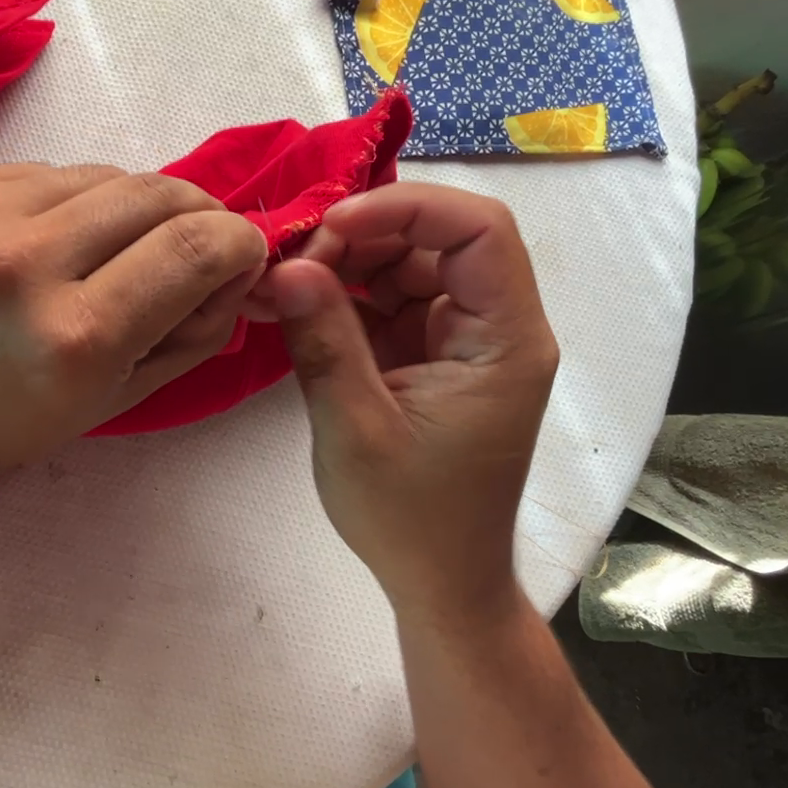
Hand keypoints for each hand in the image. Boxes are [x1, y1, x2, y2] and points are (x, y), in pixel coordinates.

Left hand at [0, 163, 266, 496]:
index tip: (242, 257)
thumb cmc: (26, 420)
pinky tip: (58, 244)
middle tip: (195, 248)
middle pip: (157, 193)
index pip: (195, 248)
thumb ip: (202, 323)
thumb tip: (238, 255)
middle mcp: (24, 261)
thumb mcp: (131, 392)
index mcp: (75, 334)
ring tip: (112, 255)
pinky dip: (79, 203)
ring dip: (134, 210)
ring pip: (109, 174)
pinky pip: (57, 173)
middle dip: (197, 216)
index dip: (240, 244)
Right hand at [248, 183, 557, 621]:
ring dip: (345, 264)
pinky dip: (342, 297)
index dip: (407, 209)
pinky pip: (388, 304)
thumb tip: (289, 266)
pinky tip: (296, 304)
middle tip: (290, 262)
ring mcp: (460, 342)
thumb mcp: (356, 429)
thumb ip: (325, 342)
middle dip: (363, 236)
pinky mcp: (428, 358)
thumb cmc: (409, 516)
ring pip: (408, 267)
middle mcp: (493, 328)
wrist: (436, 577)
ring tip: (282, 283)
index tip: (330, 228)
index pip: (479, 231)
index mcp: (504, 342)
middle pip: (439, 241)